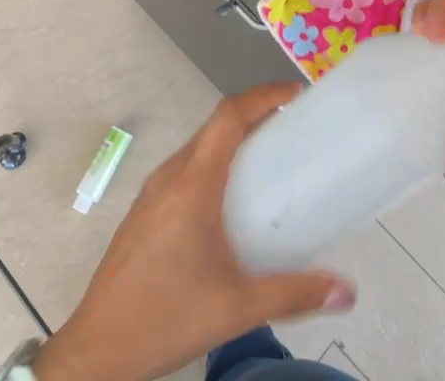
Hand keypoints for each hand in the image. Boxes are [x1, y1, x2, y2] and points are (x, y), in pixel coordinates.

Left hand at [34, 84, 356, 380]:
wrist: (96, 350)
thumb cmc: (166, 317)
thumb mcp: (237, 308)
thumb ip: (295, 294)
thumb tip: (347, 291)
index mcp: (192, 184)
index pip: (228, 117)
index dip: (263, 97)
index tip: (297, 95)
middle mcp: (169, 178)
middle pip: (214, 128)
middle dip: (255, 118)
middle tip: (296, 129)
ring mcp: (151, 195)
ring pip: (198, 150)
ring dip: (233, 143)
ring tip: (271, 161)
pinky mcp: (144, 214)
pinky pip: (184, 172)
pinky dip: (215, 166)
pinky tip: (232, 202)